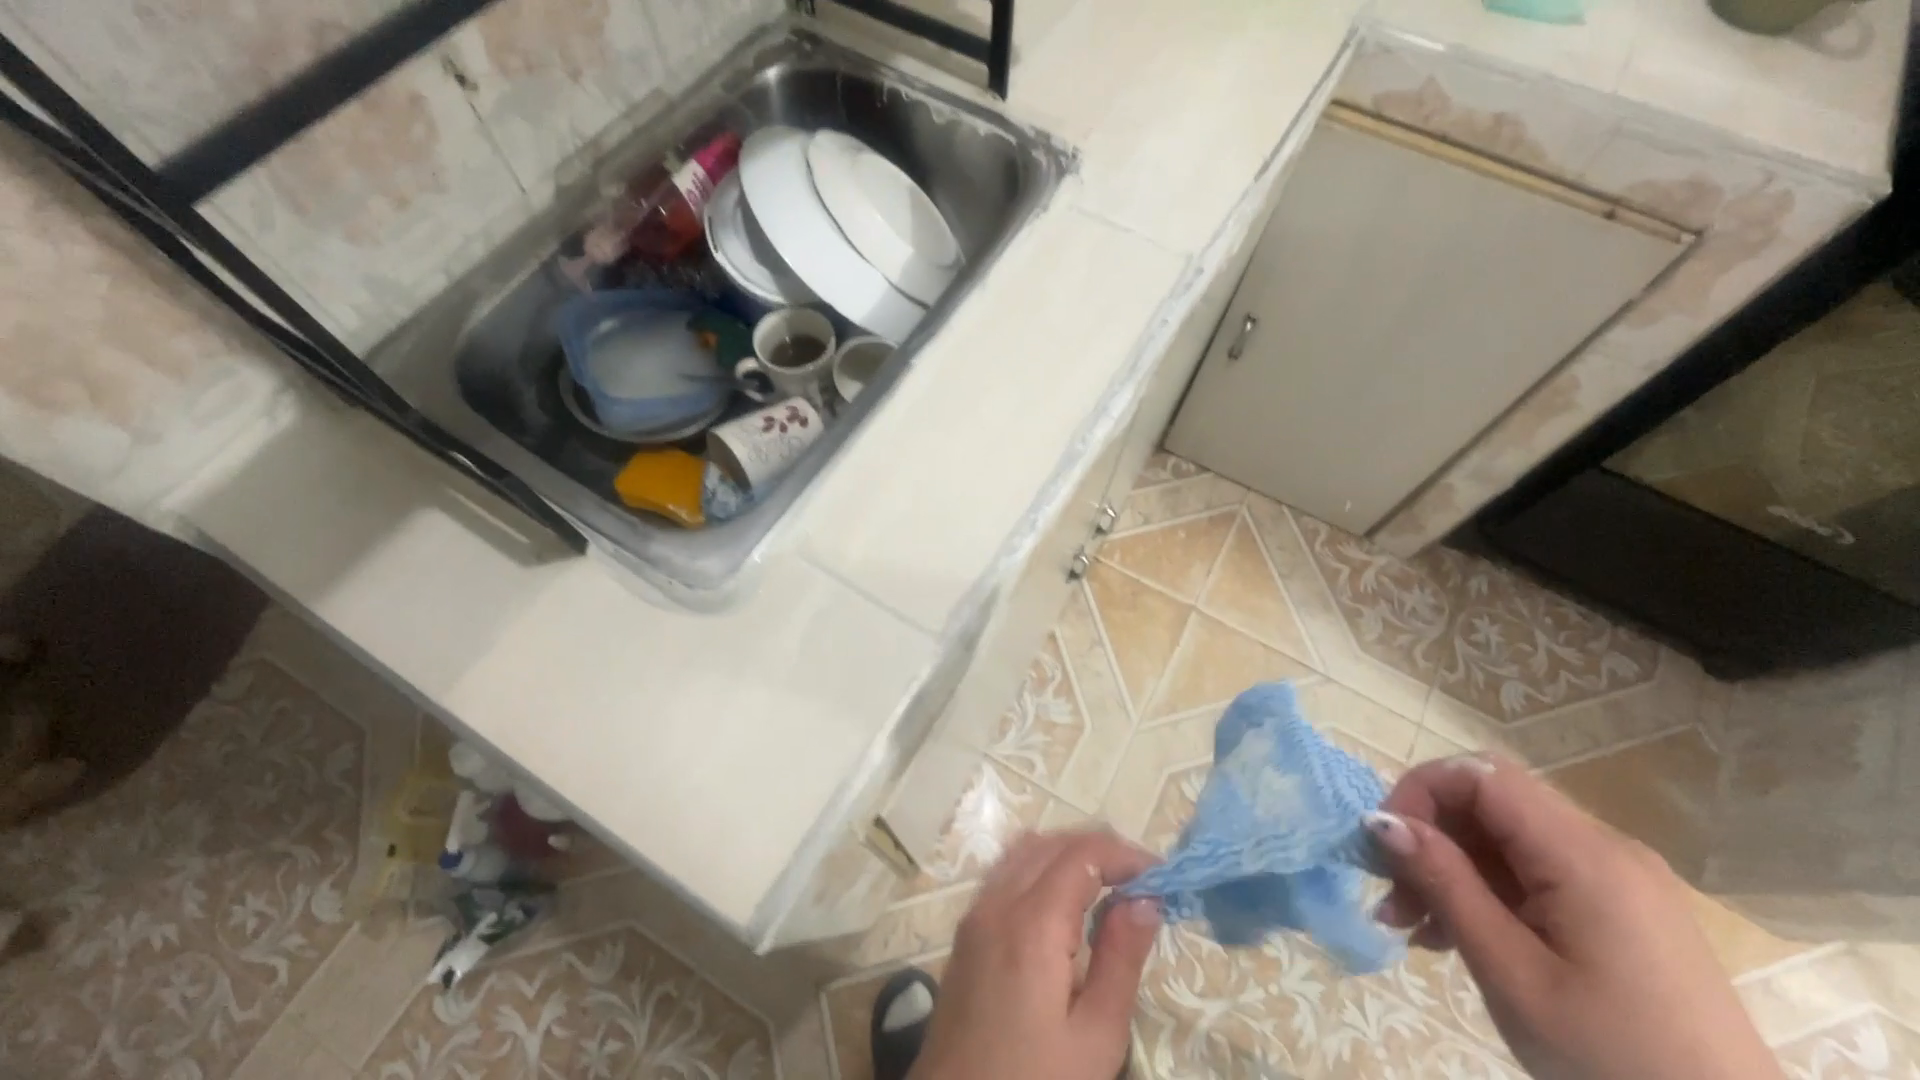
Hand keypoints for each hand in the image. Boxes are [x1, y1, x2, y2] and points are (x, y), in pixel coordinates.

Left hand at [911, 829, 1161, 1079]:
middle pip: (1051, 843)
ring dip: (1068, 854)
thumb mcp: (1096, 1036)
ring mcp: (974, 917)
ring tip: (1110, 886)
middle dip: (1101, 850)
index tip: (1163, 878)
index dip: (1125, 854)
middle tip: (1143, 882)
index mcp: (1030, 925)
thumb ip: (1121, 958)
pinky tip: (1065, 903)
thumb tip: (1145, 899)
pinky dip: (1040, 868)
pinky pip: (1004, 875)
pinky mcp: (965, 935)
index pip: (1082, 854)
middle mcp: (996, 905)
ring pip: (1023, 852)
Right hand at [1368, 753, 1781, 1079]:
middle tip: (1391, 901)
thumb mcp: (1510, 972)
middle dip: (1429, 836)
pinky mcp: (1625, 911)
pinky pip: (1539, 873)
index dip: (1419, 792)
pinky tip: (1461, 937)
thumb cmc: (1610, 1057)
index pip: (1482, 774)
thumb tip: (1381, 821)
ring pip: (1510, 839)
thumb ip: (1447, 886)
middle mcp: (1606, 848)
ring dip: (1452, 868)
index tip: (1382, 848)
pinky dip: (1489, 891)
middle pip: (1493, 803)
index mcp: (1584, 855)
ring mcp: (1621, 880)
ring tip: (1415, 930)